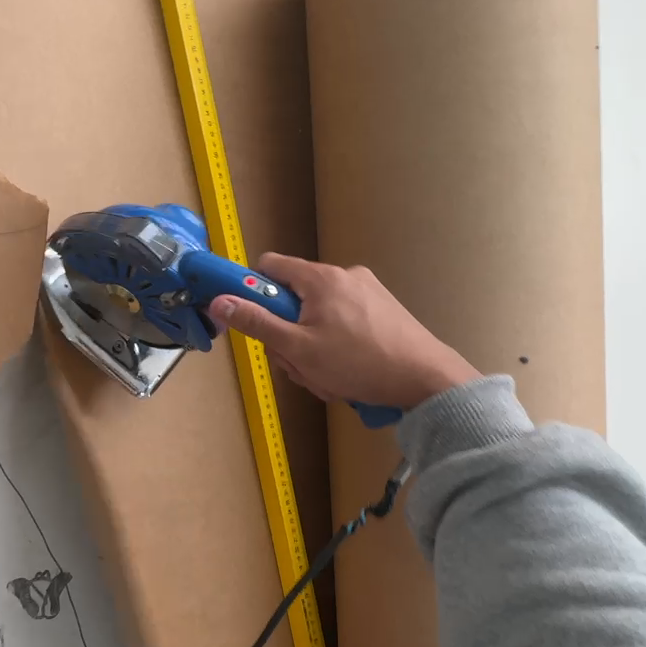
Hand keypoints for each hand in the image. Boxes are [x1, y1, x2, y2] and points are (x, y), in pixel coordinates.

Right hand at [205, 252, 478, 410]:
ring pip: (314, 315)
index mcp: (321, 279)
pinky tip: (341, 370)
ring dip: (307, 346)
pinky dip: (331, 346)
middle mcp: (345, 276)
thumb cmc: (357, 362)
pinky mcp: (382, 310)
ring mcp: (367, 292)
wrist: (426, 380)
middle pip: (292, 297)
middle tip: (295, 360)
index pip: (269, 266)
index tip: (249, 318)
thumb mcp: (295, 347)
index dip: (251, 289)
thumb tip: (219, 301)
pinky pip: (339, 322)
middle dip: (284, 332)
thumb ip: (255, 322)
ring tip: (322, 373)